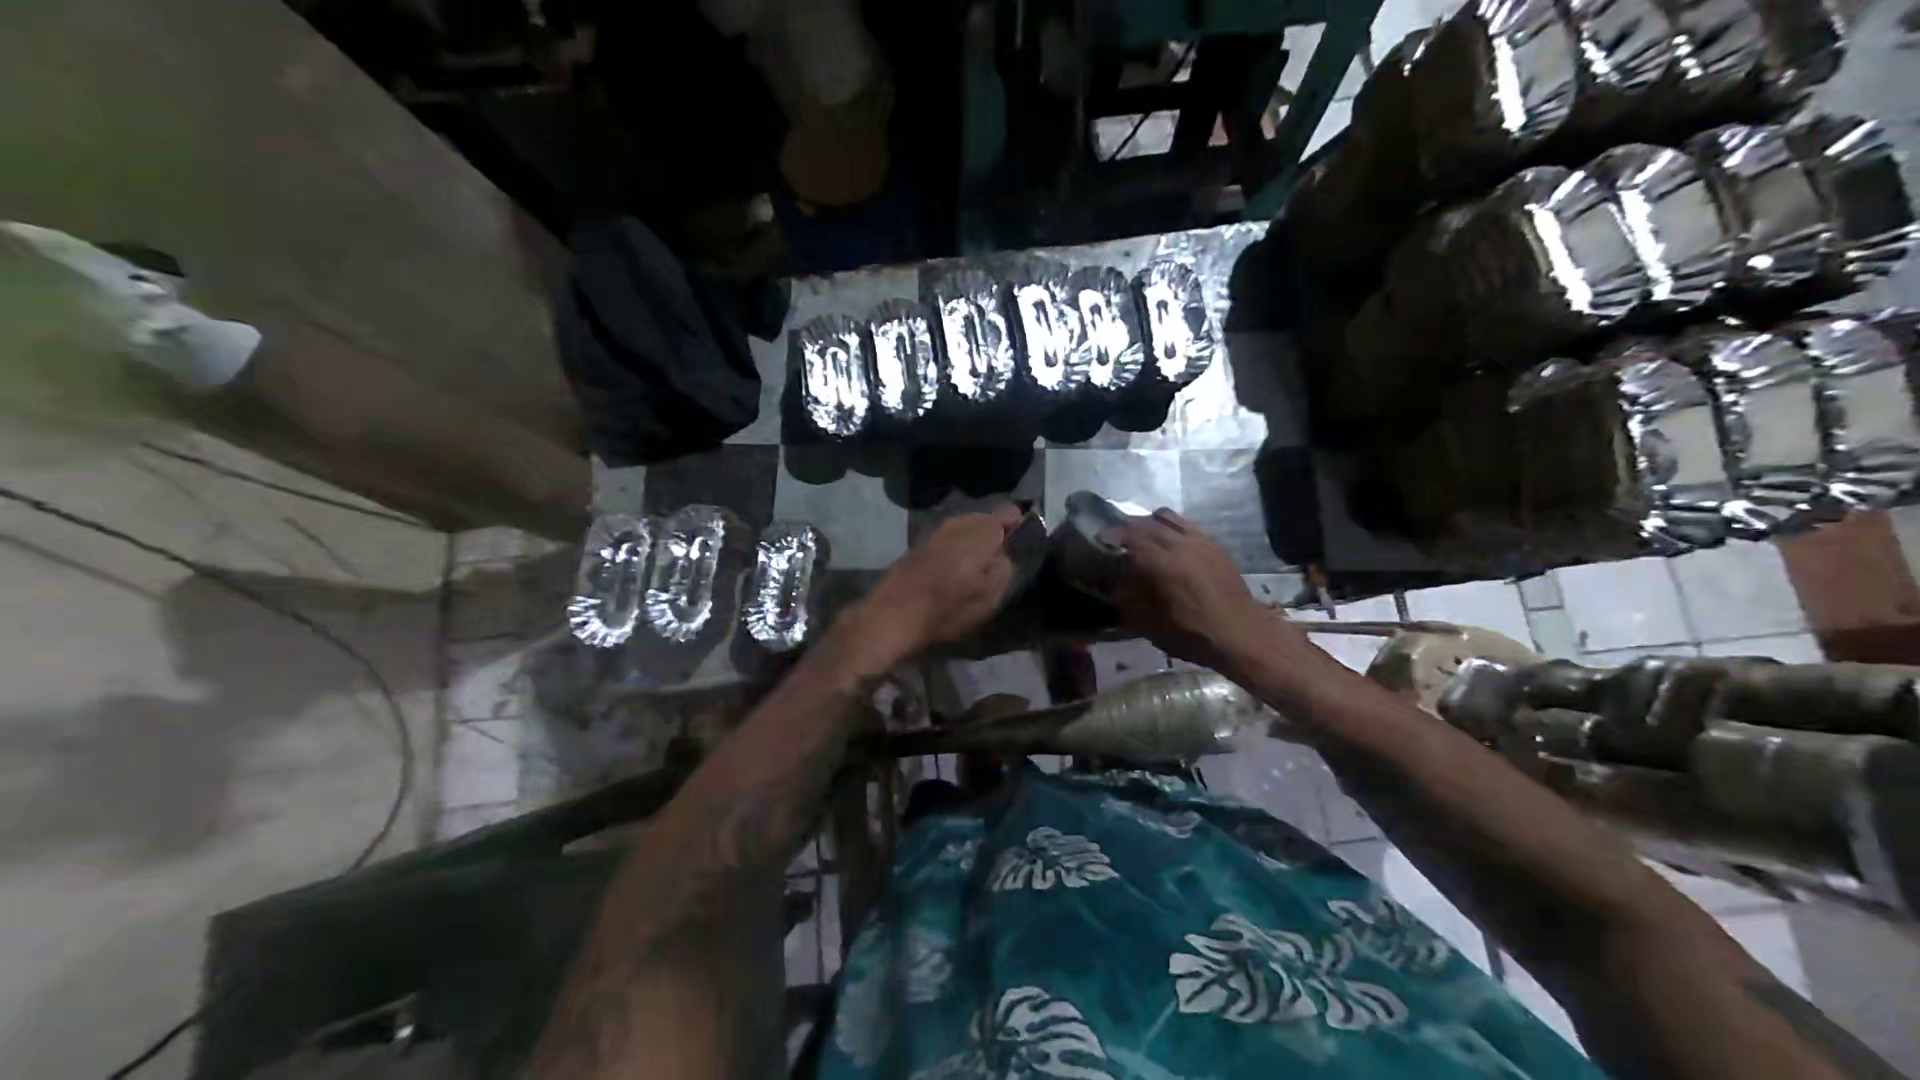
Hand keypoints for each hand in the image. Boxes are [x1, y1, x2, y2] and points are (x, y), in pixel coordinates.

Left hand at [850, 503, 1023, 662]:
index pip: (1012, 513)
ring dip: (974, 546)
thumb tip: (1007, 551)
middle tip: (998, 565)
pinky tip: (953, 574)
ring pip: (968, 531)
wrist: (894, 612)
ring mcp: (938, 530)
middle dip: (995, 538)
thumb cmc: (948, 606)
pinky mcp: (921, 543)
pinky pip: (950, 541)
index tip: (1020, 549)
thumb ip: (1006, 567)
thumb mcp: (991, 595)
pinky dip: (956, 553)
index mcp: (983, 528)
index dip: (1020, 528)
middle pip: (988, 521)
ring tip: (975, 572)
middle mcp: (961, 520)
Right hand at [1105, 509, 1290, 672]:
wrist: (1243, 635)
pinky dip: (1172, 527)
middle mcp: (1183, 545)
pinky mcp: (1216, 546)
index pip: (1132, 538)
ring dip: (1150, 522)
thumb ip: (1130, 604)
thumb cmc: (1195, 635)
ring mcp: (1202, 542)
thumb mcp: (1153, 625)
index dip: (1113, 535)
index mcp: (1165, 564)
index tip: (1099, 538)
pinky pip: (1188, 525)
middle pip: (1149, 523)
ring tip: (1141, 535)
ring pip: (1169, 518)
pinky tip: (1168, 542)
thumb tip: (1113, 590)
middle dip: (1128, 526)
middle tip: (1115, 536)